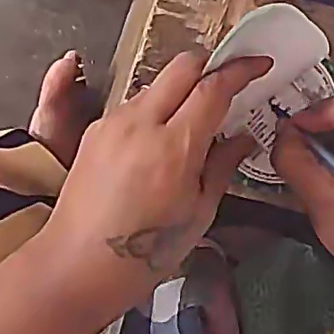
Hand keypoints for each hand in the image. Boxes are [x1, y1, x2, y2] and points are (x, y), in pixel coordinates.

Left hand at [36, 51, 270, 318]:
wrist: (72, 269)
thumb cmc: (145, 253)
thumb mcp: (199, 214)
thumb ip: (223, 165)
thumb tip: (243, 137)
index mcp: (174, 147)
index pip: (213, 87)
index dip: (241, 69)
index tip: (260, 64)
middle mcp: (141, 123)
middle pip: (183, 65)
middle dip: (212, 64)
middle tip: (230, 80)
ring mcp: (114, 122)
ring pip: (159, 82)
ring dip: (183, 87)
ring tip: (195, 119)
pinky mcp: (96, 129)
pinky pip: (137, 102)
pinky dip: (158, 107)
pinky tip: (162, 138)